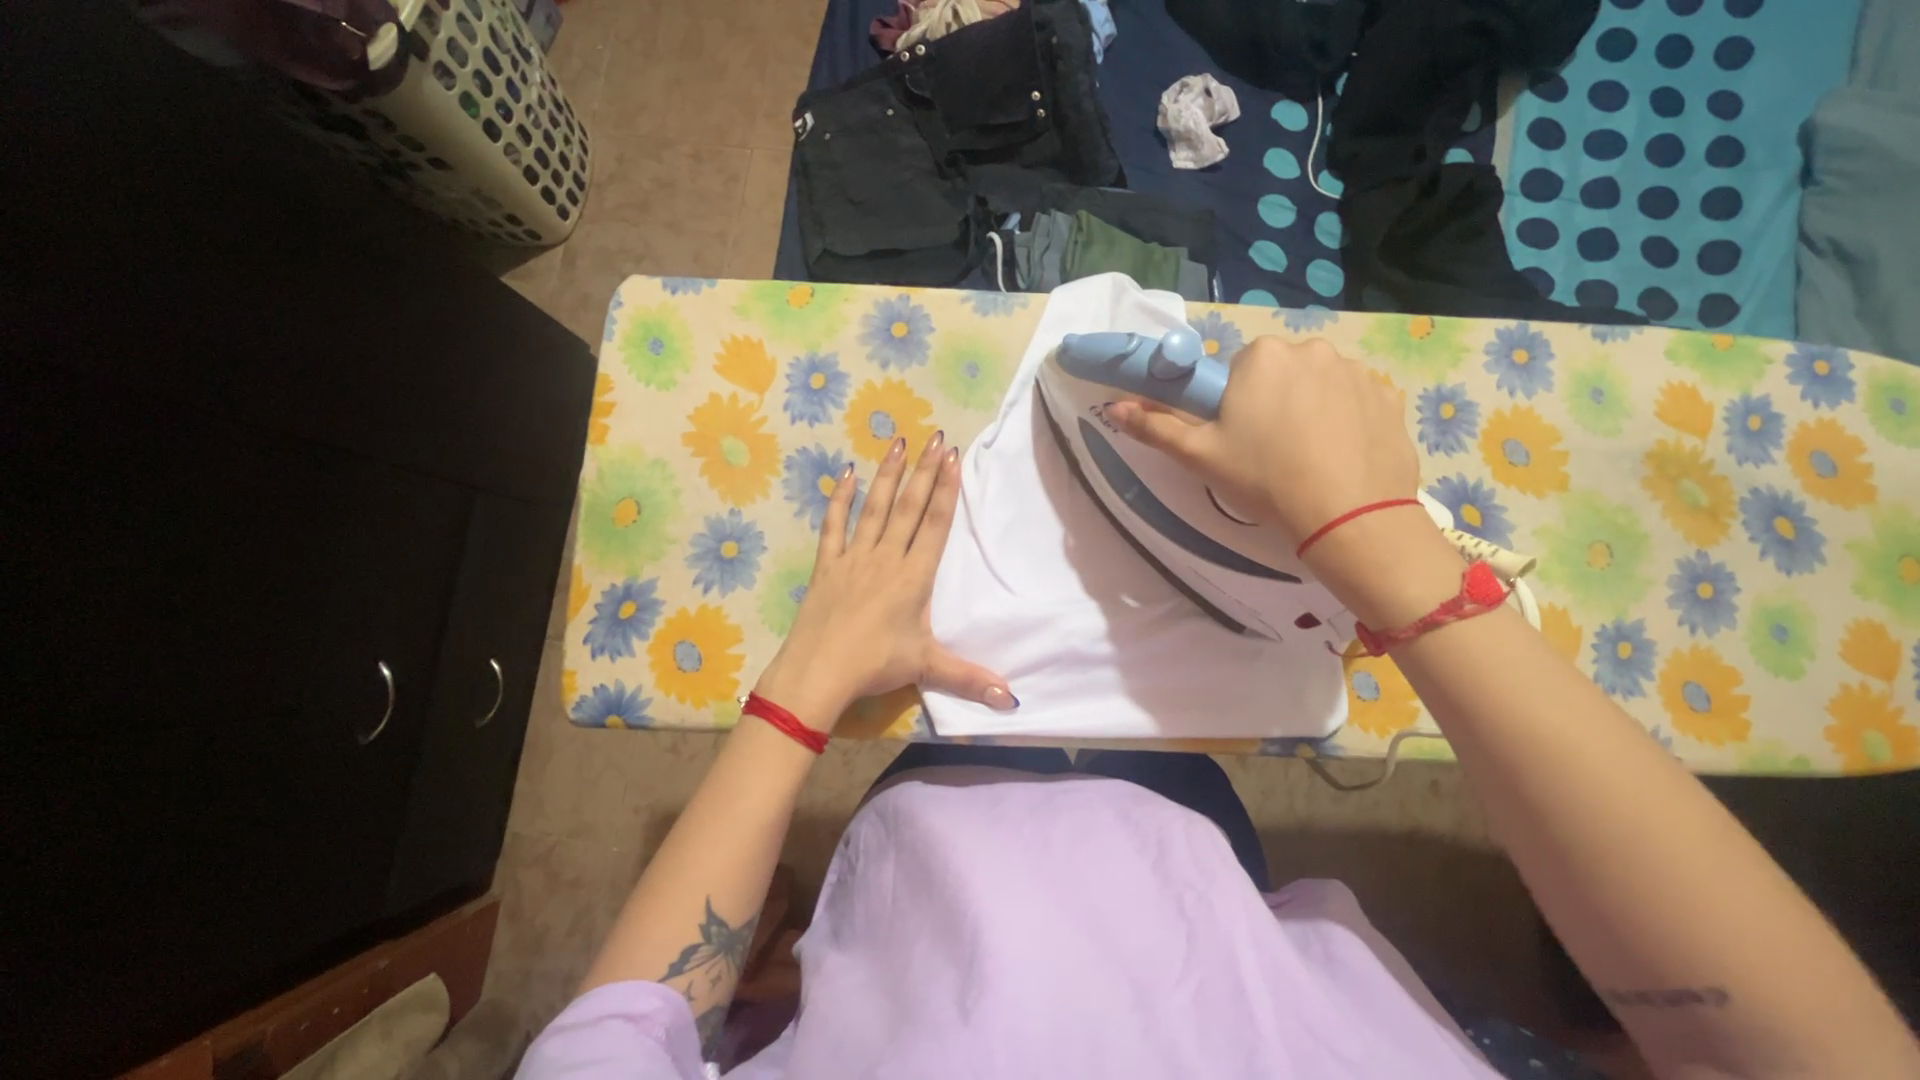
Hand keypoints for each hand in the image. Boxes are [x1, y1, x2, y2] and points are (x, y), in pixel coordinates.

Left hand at [753, 432, 1015, 731]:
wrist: (818, 671)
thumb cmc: (874, 665)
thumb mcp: (926, 667)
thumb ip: (970, 678)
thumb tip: (1012, 699)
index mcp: (914, 577)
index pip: (935, 525)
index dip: (947, 490)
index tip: (954, 457)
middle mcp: (887, 558)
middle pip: (909, 507)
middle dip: (925, 472)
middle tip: (936, 437)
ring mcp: (854, 558)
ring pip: (875, 508)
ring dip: (888, 475)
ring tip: (899, 442)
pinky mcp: (827, 565)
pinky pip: (834, 525)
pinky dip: (840, 500)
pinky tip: (846, 474)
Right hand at [1105, 336, 1456, 623]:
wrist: (1347, 516)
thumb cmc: (1263, 479)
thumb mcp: (1199, 456)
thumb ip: (1155, 426)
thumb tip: (1112, 407)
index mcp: (1260, 355)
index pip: (1238, 368)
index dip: (1235, 402)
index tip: (1239, 435)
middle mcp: (1311, 348)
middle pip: (1281, 371)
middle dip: (1273, 400)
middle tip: (1269, 450)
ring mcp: (1356, 370)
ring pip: (1319, 385)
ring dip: (1311, 408)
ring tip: (1308, 457)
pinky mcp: (1389, 396)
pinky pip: (1356, 401)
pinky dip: (1347, 421)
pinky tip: (1339, 456)